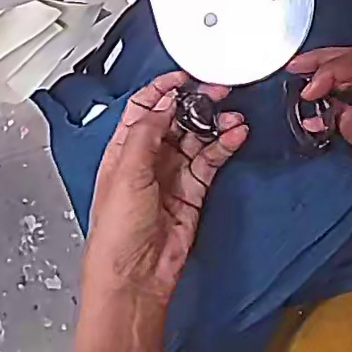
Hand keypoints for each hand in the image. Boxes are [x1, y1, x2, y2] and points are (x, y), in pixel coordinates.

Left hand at [83, 72, 247, 304]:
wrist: (135, 276)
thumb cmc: (117, 234)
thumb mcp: (126, 172)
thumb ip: (147, 133)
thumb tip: (165, 103)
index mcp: (123, 150)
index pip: (143, 109)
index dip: (162, 89)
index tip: (184, 76)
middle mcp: (148, 160)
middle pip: (175, 120)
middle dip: (195, 103)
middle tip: (217, 91)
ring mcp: (172, 175)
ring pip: (197, 139)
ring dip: (215, 125)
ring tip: (233, 116)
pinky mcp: (193, 192)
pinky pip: (211, 161)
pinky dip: (224, 146)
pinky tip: (235, 135)